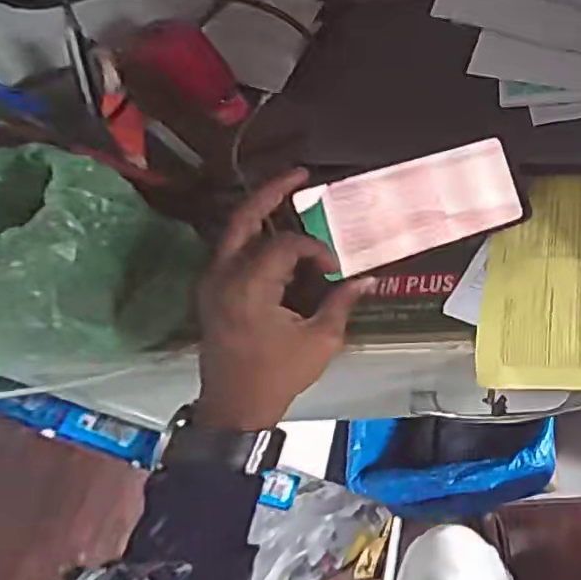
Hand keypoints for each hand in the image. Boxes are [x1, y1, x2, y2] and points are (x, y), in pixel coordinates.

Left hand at [195, 169, 374, 431]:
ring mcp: (211, 282)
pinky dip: (254, 234)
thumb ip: (341, 302)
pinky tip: (277, 232)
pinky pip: (231, 249)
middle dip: (271, 192)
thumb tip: (369, 277)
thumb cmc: (279, 373)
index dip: (316, 248)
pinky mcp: (212, 291)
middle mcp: (222, 276)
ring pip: (232, 230)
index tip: (336, 268)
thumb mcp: (320, 339)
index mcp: (248, 287)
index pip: (284, 244)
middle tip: (300, 174)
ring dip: (260, 210)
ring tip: (288, 193)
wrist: (234, 405)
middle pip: (242, 219)